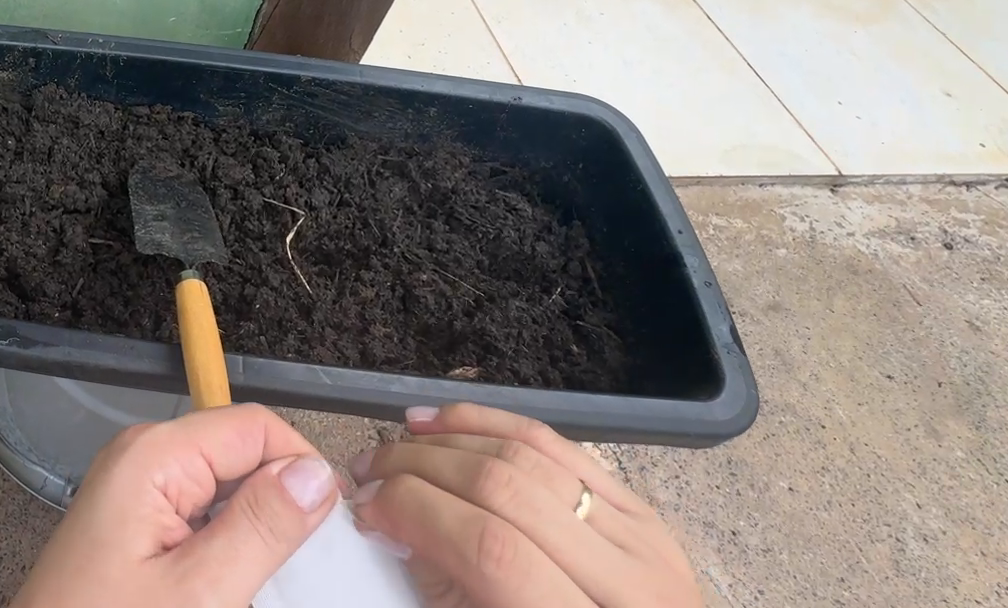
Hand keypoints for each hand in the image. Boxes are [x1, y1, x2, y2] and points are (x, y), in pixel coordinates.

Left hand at [13, 403, 339, 607]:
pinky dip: (229, 540)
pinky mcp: (136, 516)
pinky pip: (200, 510)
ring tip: (275, 579)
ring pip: (224, 484)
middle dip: (280, 500)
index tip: (333, 528)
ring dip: (257, 526)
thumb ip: (260, 527)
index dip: (300, 468)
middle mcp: (145, 454)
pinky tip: (238, 581)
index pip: (253, 426)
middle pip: (239, 450)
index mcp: (155, 454)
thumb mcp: (198, 593)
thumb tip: (316, 474)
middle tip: (308, 569)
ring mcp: (138, 484)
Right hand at [350, 403, 698, 607]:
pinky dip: (485, 421)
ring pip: (524, 454)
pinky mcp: (641, 509)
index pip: (490, 548)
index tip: (364, 504)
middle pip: (503, 489)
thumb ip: (439, 581)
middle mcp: (633, 587)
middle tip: (367, 471)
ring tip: (394, 444)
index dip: (415, 512)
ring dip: (443, 438)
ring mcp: (645, 541)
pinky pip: (552, 442)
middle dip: (418, 468)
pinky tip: (436, 421)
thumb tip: (383, 509)